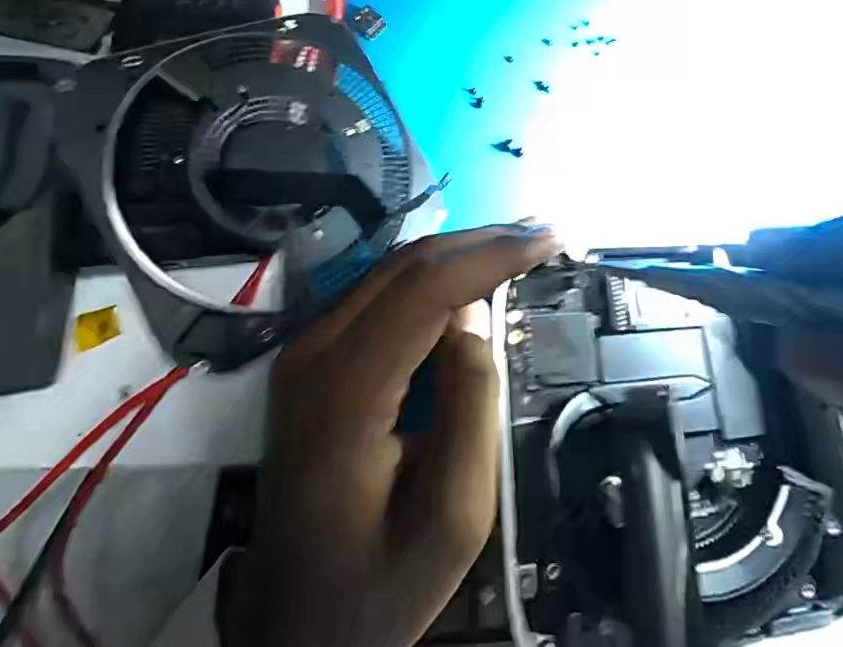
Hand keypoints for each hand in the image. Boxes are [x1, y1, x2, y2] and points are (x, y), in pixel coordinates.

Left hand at [221, 223, 563, 646]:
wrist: (295, 620)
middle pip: (402, 266)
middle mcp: (313, 352)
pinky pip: (373, 298)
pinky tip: (464, 281)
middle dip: (477, 242)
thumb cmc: (378, 582)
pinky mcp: (307, 359)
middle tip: (540, 234)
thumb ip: (472, 409)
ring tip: (513, 247)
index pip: (424, 288)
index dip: (490, 254)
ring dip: (453, 255)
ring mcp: (302, 351)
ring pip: (386, 274)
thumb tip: (472, 320)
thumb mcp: (454, 519)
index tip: (547, 239)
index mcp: (345, 389)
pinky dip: (425, 281)